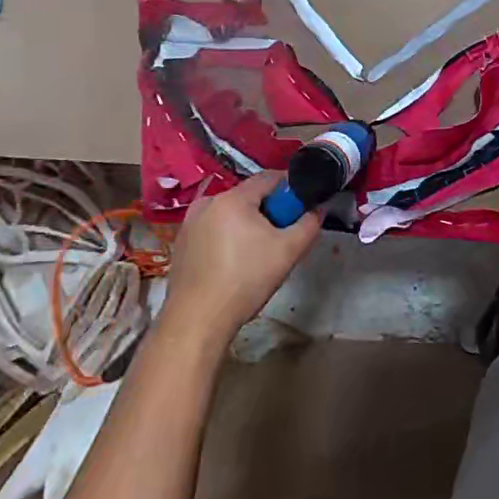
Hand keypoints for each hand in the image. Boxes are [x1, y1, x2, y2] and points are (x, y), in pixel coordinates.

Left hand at [157, 172, 320, 347]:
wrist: (196, 320)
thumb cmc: (245, 280)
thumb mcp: (288, 252)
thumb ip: (309, 225)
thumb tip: (318, 209)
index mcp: (233, 198)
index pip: (269, 178)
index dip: (291, 188)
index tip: (302, 208)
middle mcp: (207, 202)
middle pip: (249, 196)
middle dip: (270, 211)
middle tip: (282, 236)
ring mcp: (190, 223)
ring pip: (230, 214)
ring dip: (248, 225)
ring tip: (258, 254)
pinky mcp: (181, 243)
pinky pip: (213, 229)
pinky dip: (228, 238)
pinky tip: (233, 264)